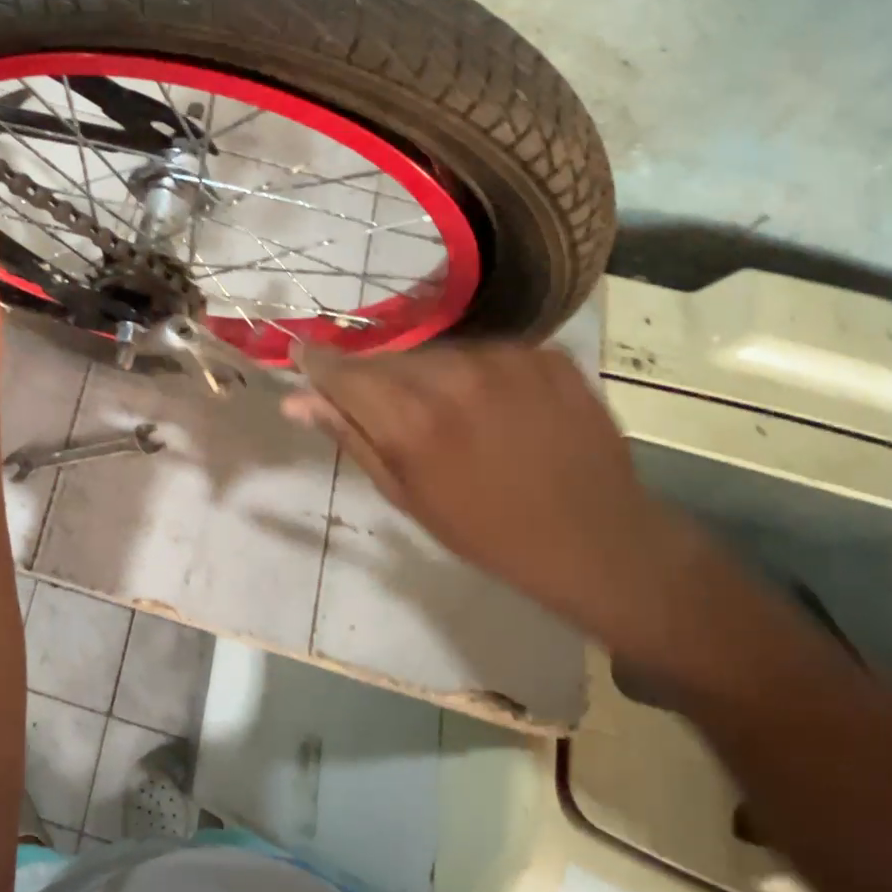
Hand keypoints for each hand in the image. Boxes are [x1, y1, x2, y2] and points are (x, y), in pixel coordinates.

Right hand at [282, 343, 695, 628]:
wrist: (596, 538)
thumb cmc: (485, 529)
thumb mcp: (404, 493)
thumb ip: (350, 436)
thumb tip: (295, 399)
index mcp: (411, 419)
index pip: (341, 369)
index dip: (317, 362)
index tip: (303, 356)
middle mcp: (454, 375)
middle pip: (389, 358)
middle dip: (376, 377)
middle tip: (390, 412)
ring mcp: (507, 359)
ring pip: (439, 353)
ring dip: (429, 375)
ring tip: (451, 415)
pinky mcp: (547, 355)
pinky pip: (489, 353)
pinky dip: (480, 374)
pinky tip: (497, 409)